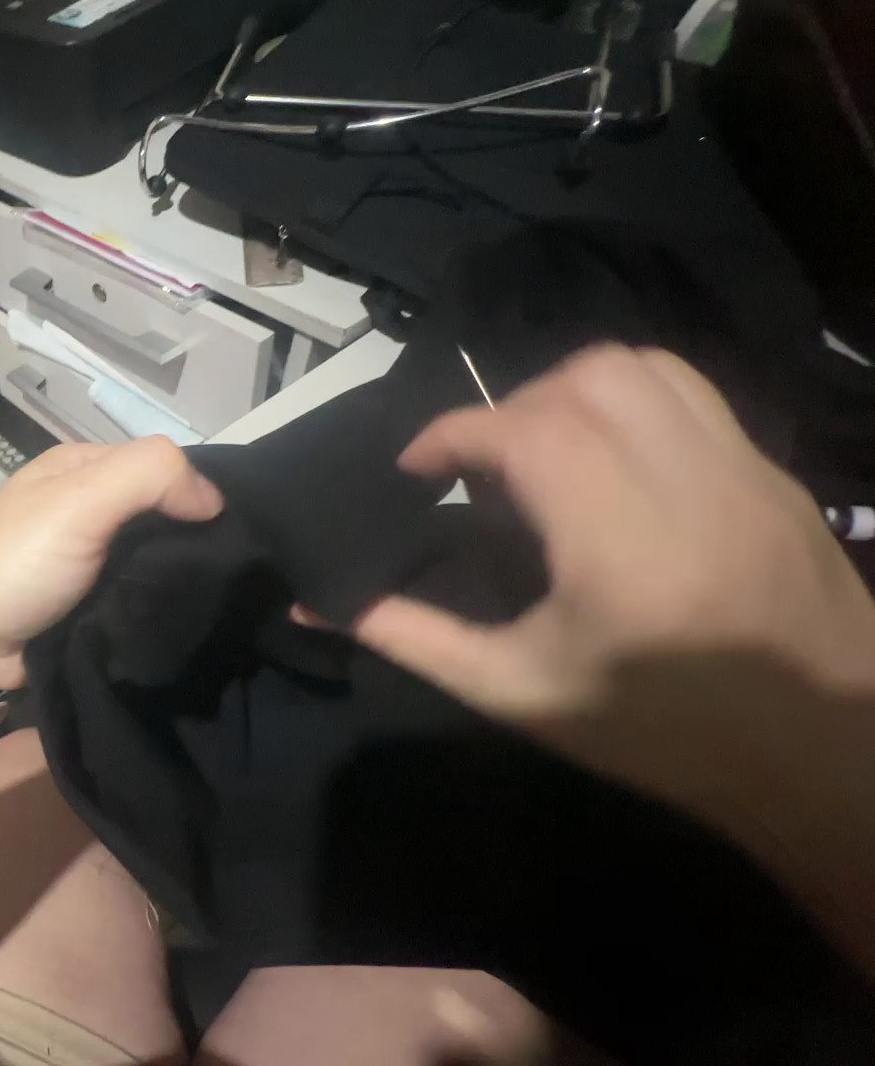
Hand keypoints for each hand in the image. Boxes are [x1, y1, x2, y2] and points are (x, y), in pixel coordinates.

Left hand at [0, 438, 223, 698]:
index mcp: (80, 469)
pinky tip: (190, 619)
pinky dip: (158, 606)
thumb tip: (214, 499)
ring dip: (179, 578)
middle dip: (195, 540)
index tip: (240, 533)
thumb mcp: (77, 500)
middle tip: (240, 576)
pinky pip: (137, 597)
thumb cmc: (15, 563)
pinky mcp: (87, 602)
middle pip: (161, 514)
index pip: (161, 466)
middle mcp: (85, 506)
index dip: (198, 491)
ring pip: (154, 559)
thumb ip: (148, 476)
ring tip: (225, 602)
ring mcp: (86, 557)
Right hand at [350, 345, 874, 817]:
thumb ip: (403, 634)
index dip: (450, 434)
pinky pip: (686, 393)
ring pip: (643, 368)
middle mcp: (695, 486)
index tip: (414, 472)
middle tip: (474, 468)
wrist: (833, 762)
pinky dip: (618, 402)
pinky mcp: (776, 475)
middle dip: (503, 408)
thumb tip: (307, 605)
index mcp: (624, 544)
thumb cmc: (655, 731)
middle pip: (585, 379)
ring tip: (531, 455)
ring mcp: (748, 471)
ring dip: (562, 393)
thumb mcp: (506, 688)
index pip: (528, 430)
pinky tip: (594, 464)